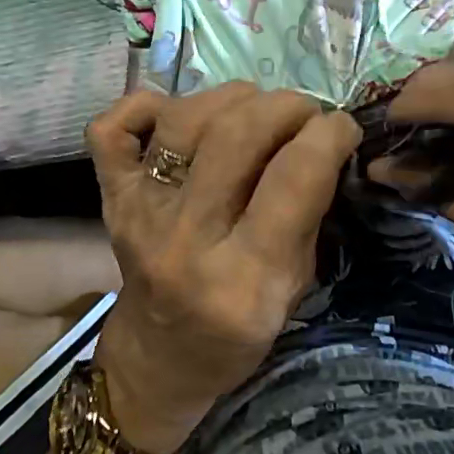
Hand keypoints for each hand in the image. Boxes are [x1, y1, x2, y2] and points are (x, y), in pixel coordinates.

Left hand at [84, 84, 360, 453]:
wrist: (158, 356)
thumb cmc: (235, 333)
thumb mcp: (293, 289)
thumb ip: (306, 213)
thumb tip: (322, 137)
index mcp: (242, 280)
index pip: (291, 180)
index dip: (328, 136)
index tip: (343, 126)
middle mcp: (184, 239)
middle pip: (234, 136)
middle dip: (284, 106)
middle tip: (305, 112)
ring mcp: (137, 212)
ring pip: (181, 120)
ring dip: (231, 98)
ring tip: (255, 108)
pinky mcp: (109, 196)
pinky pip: (110, 129)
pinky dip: (144, 105)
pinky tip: (178, 114)